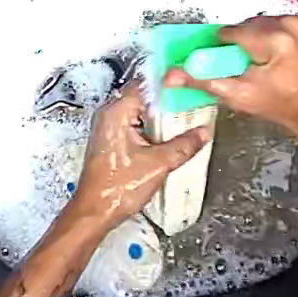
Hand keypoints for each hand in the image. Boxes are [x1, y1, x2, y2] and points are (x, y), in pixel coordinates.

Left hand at [66, 84, 207, 229]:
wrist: (94, 212)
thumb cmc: (116, 189)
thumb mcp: (159, 164)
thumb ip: (184, 146)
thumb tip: (203, 133)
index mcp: (117, 112)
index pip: (146, 84)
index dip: (169, 85)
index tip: (188, 87)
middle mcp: (109, 114)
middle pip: (144, 96)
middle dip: (167, 102)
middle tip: (190, 105)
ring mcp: (108, 126)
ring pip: (140, 111)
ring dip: (160, 116)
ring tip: (183, 120)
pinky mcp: (112, 139)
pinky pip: (135, 123)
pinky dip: (151, 127)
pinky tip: (167, 137)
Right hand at [164, 15, 297, 138]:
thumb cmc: (278, 104)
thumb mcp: (237, 94)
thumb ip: (203, 81)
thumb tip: (170, 76)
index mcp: (273, 40)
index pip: (232, 32)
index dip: (222, 46)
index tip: (223, 60)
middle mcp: (288, 25)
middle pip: (245, 25)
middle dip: (238, 42)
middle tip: (240, 64)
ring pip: (258, 22)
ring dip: (252, 37)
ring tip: (256, 60)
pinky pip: (274, 22)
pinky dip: (267, 34)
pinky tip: (270, 54)